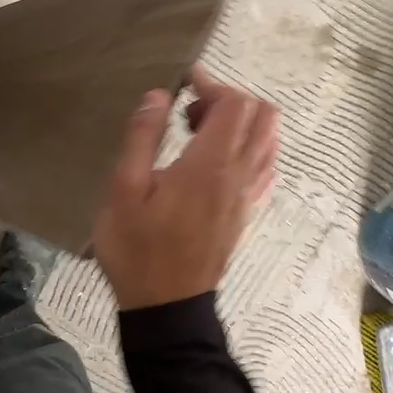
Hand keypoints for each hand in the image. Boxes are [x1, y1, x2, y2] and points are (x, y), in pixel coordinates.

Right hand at [91, 66, 279, 310]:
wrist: (166, 308)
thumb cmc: (137, 248)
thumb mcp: (123, 189)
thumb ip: (142, 137)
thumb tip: (157, 95)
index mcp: (209, 165)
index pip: (235, 105)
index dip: (212, 84)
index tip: (183, 83)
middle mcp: (239, 175)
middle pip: (261, 116)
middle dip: (228, 99)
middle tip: (189, 110)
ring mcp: (248, 196)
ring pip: (268, 141)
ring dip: (241, 123)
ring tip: (198, 131)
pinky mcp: (246, 213)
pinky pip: (264, 166)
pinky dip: (249, 148)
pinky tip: (216, 159)